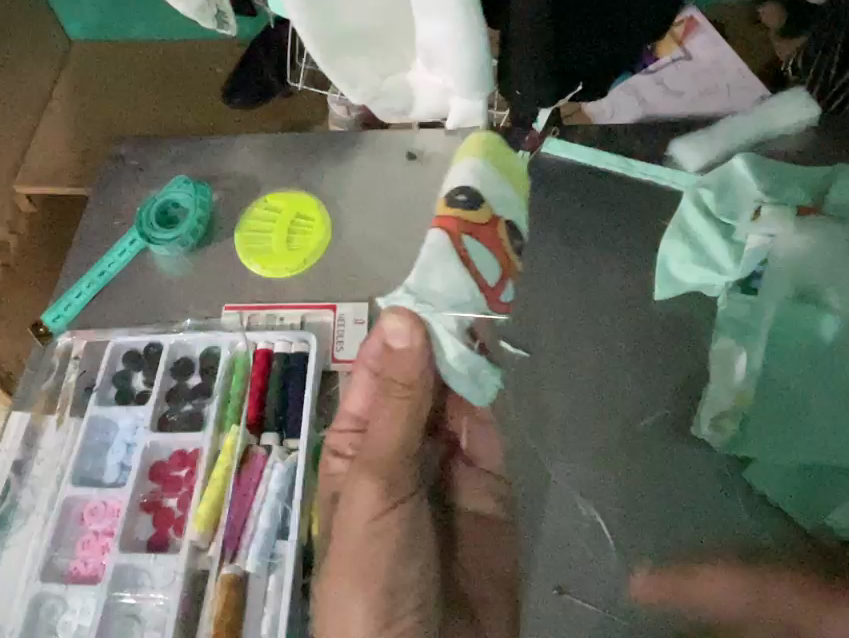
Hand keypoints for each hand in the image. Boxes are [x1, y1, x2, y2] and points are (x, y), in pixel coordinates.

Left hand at [313, 307, 517, 637]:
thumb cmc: (374, 569)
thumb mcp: (378, 480)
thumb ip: (401, 402)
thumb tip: (407, 318)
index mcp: (358, 439)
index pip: (378, 368)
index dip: (400, 327)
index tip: (428, 279)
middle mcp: (401, 443)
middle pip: (422, 377)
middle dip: (439, 336)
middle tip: (466, 280)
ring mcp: (447, 464)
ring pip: (457, 397)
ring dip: (466, 358)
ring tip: (479, 308)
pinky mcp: (490, 487)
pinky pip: (488, 432)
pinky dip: (490, 398)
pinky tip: (490, 362)